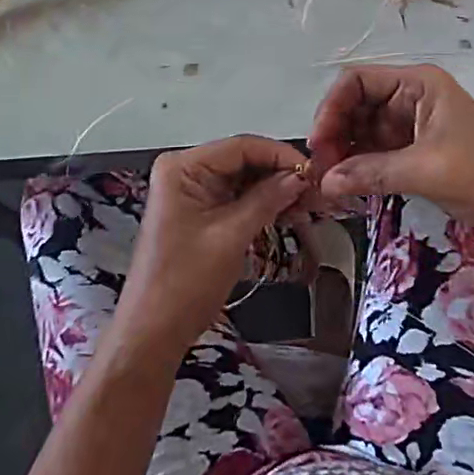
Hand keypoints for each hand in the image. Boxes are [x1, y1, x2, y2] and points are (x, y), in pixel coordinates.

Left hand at [114, 135, 308, 357]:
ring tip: (310, 206)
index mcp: (182, 167)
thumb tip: (300, 177)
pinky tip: (288, 214)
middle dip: (280, 174)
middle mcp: (183, 171)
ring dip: (274, 190)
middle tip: (319, 193)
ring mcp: (189, 191)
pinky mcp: (197, 211)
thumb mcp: (231, 236)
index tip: (316, 172)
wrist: (154, 328)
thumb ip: (266, 200)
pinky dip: (261, 204)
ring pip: (242, 179)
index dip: (280, 155)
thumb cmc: (184, 282)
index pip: (239, 146)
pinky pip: (234, 198)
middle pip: (242, 160)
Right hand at [308, 65, 473, 234]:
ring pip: (359, 129)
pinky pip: (371, 151)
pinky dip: (356, 165)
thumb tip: (323, 182)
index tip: (318, 142)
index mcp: (419, 85)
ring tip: (331, 179)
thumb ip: (371, 172)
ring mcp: (410, 125)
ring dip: (342, 151)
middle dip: (334, 133)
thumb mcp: (427, 171)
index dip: (331, 107)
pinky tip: (347, 183)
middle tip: (322, 168)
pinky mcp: (411, 152)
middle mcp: (411, 98)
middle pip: (354, 105)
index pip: (356, 81)